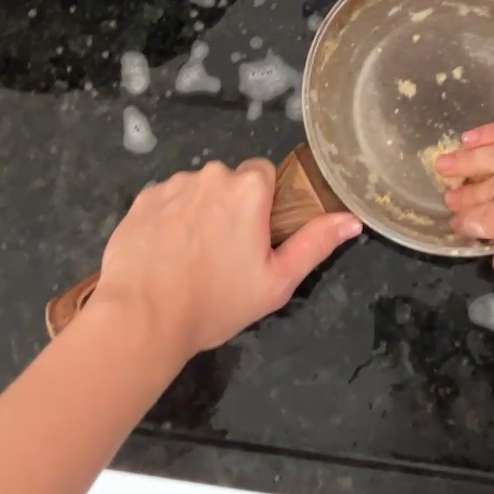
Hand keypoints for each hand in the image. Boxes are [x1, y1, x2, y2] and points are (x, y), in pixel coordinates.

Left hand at [86, 159, 361, 358]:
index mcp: (248, 189)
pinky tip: (164, 256)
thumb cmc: (215, 301)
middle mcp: (211, 175)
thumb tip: (352, 219)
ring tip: (190, 259)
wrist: (141, 319)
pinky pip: (164, 202)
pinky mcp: (140, 200)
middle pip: (229, 183)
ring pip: (196, 191)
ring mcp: (172, 186)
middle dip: (229, 209)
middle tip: (224, 254)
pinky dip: (167, 222)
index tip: (254, 236)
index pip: (264, 174)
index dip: (263, 203)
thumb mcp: (277, 281)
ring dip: (198, 213)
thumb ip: (315, 243)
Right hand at [438, 103, 493, 295]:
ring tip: (443, 164)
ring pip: (493, 150)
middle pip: (487, 183)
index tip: (458, 225)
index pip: (491, 217)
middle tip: (448, 198)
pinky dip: (490, 132)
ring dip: (465, 160)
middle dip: (465, 194)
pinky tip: (473, 137)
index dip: (470, 223)